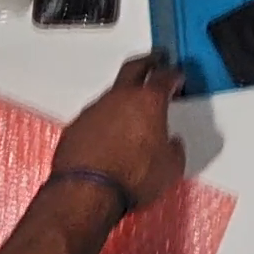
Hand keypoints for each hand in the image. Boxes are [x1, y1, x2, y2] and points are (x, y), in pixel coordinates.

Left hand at [52, 55, 186, 209]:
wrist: (87, 194)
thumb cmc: (130, 177)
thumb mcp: (171, 167)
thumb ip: (175, 148)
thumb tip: (173, 146)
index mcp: (149, 101)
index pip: (165, 76)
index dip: (174, 74)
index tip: (177, 75)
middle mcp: (121, 98)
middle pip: (135, 67)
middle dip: (148, 61)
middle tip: (155, 60)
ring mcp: (95, 109)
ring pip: (113, 93)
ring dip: (124, 96)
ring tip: (132, 109)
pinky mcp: (77, 126)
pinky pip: (95, 116)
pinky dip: (104, 120)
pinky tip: (109, 135)